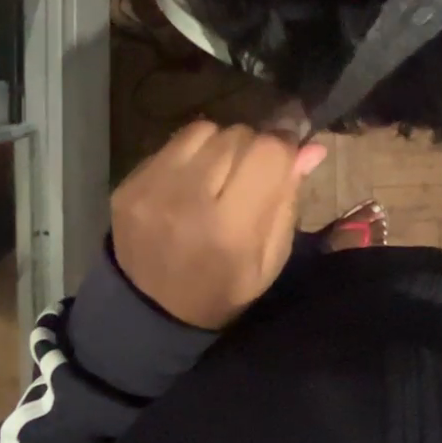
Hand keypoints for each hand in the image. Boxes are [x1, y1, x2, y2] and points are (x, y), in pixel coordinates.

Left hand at [111, 121, 328, 329]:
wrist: (151, 312)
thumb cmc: (224, 289)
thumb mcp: (269, 259)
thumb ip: (288, 200)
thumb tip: (311, 147)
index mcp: (231, 229)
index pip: (269, 151)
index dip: (285, 145)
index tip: (289, 154)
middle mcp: (189, 201)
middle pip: (238, 135)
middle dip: (254, 148)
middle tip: (251, 175)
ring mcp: (153, 189)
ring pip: (206, 130)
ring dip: (221, 146)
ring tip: (219, 175)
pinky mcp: (129, 183)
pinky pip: (173, 142)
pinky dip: (191, 154)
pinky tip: (191, 182)